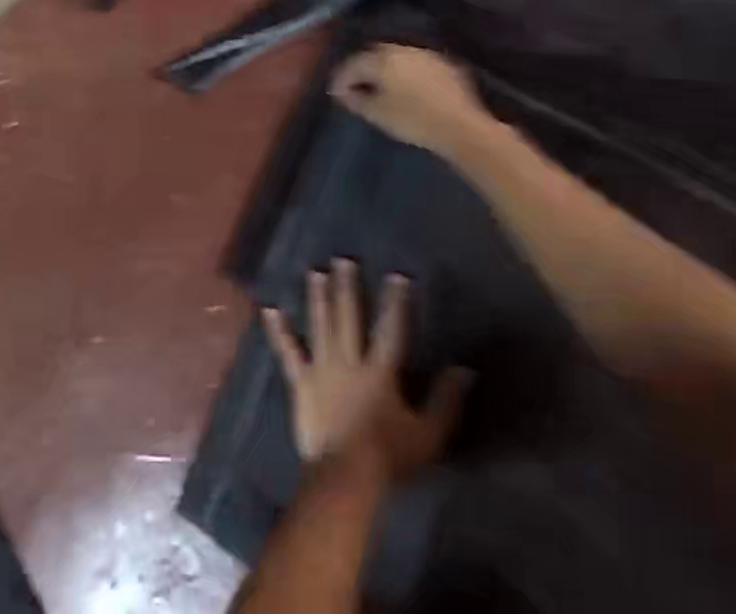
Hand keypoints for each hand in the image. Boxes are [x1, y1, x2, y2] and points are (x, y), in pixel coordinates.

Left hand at [262, 258, 471, 478]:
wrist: (346, 476)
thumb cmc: (390, 456)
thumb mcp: (429, 432)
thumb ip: (446, 399)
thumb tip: (464, 369)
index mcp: (380, 371)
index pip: (392, 329)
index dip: (395, 302)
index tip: (396, 276)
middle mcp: (349, 361)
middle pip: (348, 317)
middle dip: (347, 287)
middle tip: (342, 259)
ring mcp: (321, 370)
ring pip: (319, 325)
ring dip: (317, 297)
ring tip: (314, 271)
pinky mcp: (301, 383)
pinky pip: (288, 353)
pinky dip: (279, 331)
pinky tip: (270, 310)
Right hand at [329, 45, 491, 156]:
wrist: (461, 126)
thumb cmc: (412, 120)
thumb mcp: (377, 113)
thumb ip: (356, 99)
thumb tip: (345, 92)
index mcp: (383, 60)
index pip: (353, 64)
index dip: (341, 78)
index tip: (335, 93)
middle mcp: (404, 50)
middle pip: (375, 54)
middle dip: (363, 68)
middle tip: (356, 86)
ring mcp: (427, 55)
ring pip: (398, 57)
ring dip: (386, 68)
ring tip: (381, 86)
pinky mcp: (446, 66)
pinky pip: (417, 64)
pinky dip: (407, 72)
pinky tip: (408, 87)